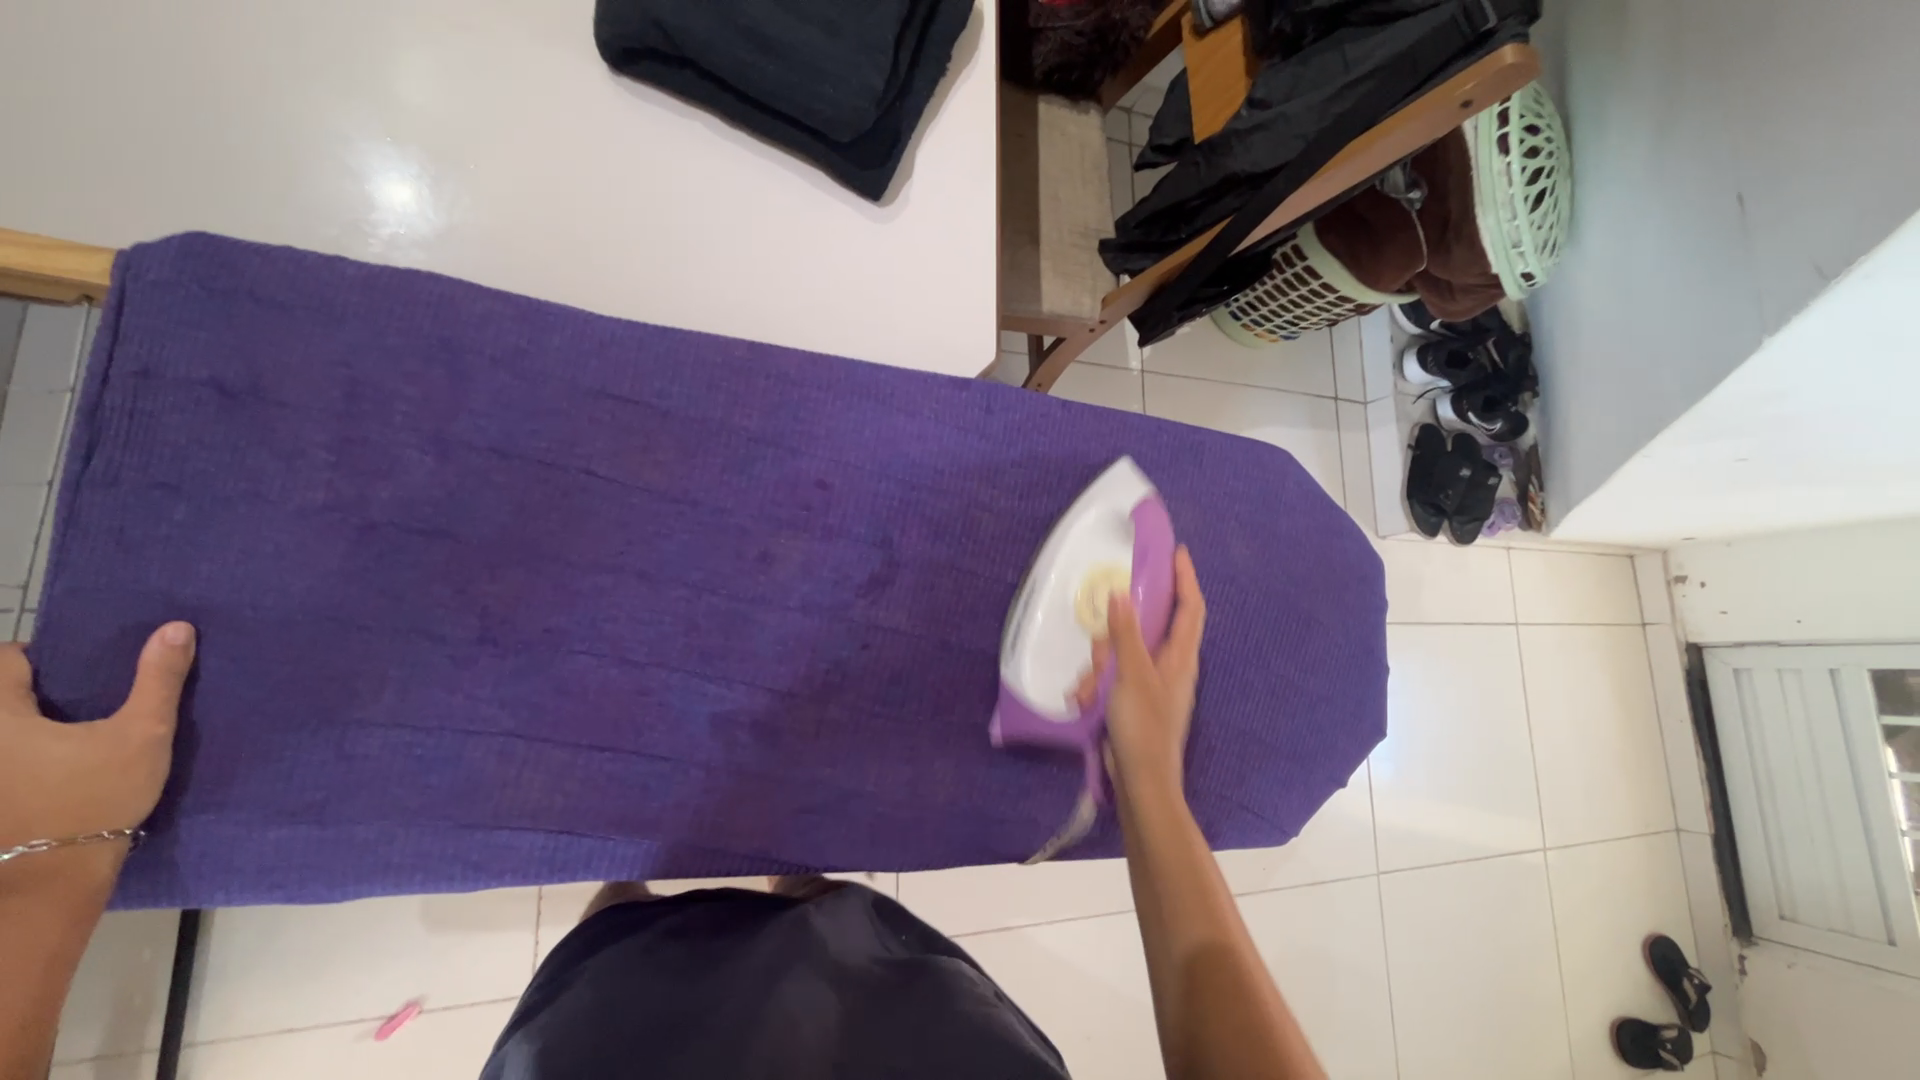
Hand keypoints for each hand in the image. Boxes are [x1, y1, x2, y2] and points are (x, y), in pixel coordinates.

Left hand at [0, 623, 196, 874]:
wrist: (54, 872)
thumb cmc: (96, 794)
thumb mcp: (144, 733)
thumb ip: (158, 680)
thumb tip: (176, 627)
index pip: (5, 661)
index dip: (39, 656)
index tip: (79, 667)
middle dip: (31, 689)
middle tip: (81, 695)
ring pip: (2, 728)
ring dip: (25, 722)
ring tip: (71, 728)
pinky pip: (7, 755)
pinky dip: (24, 751)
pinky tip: (57, 765)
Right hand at [1074, 546, 1205, 799]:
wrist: (1140, 783)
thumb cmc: (1144, 726)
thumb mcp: (1131, 675)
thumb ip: (1125, 634)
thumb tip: (1120, 593)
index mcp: (1180, 658)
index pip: (1190, 608)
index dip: (1185, 579)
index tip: (1177, 552)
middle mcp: (1168, 668)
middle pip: (1142, 631)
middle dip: (1115, 639)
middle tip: (1102, 652)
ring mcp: (1148, 687)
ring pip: (1117, 658)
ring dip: (1097, 671)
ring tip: (1089, 693)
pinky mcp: (1129, 703)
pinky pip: (1107, 681)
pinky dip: (1094, 690)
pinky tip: (1083, 705)